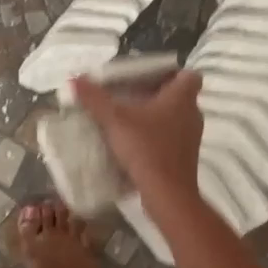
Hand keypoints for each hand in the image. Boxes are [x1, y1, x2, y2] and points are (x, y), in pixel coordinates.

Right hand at [70, 69, 204, 210]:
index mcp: (182, 98)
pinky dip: (157, 136)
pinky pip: (172, 137)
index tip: (150, 75)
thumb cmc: (146, 148)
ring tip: (130, 117)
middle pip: (179, 96)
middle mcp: (192, 114)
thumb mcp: (115, 120)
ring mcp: (191, 138)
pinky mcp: (185, 157)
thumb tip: (75, 78)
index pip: (190, 75)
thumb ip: (95, 99)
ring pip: (176, 117)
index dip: (172, 72)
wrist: (167, 195)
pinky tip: (135, 142)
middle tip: (131, 94)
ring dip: (156, 116)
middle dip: (157, 93)